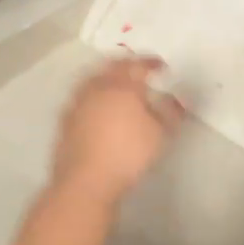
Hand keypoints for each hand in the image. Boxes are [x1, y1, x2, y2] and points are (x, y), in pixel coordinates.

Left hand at [50, 55, 182, 203]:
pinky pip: (82, 97)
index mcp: (123, 86)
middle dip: (127, 65)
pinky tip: (99, 107)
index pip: (138, 65)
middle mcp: (98, 87)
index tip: (162, 67)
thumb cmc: (128, 153)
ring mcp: (78, 103)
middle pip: (112, 67)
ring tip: (118, 86)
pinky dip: (94, 95)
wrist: (85, 181)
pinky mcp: (65, 120)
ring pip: (94, 80)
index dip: (152, 63)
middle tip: (139, 71)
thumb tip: (178, 99)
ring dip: (107, 78)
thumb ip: (171, 111)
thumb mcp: (160, 133)